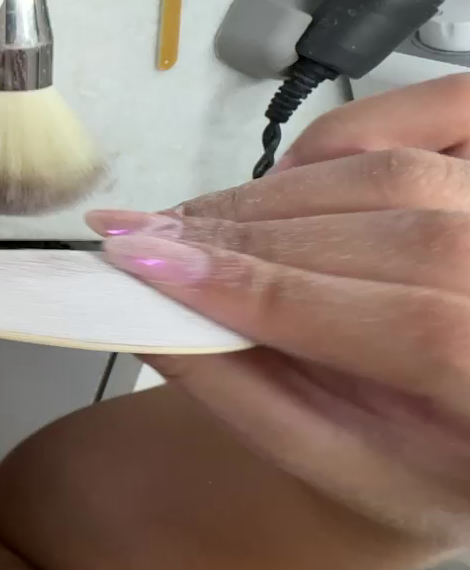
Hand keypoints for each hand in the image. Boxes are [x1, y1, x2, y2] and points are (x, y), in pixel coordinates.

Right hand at [85, 75, 469, 543]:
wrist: (463, 420)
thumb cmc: (410, 454)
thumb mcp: (326, 457)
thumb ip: (229, 382)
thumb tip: (132, 299)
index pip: (423, 330)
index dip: (268, 291)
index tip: (143, 263)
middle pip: (401, 240)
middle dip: (239, 236)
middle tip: (138, 240)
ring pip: (390, 177)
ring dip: (263, 198)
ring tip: (193, 227)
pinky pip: (435, 111)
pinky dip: (339, 135)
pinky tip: (285, 179)